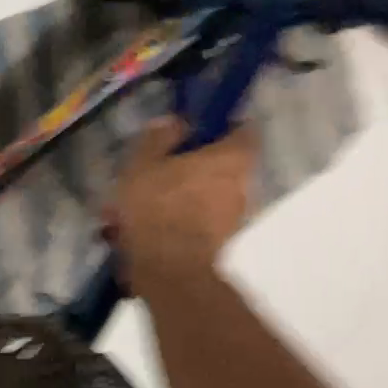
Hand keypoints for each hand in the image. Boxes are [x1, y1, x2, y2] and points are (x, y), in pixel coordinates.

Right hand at [111, 117, 257, 291]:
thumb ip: (157, 139)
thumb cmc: (156, 207)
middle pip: (222, 163)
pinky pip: (201, 218)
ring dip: (183, 195)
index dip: (217, 127)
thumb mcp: (142, 165)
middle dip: (193, 166)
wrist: (169, 267)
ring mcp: (236, 211)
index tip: (190, 135)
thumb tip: (173, 121)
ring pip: (208, 193)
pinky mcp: (222, 238)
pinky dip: (181, 218)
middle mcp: (244, 179)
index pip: (241, 128)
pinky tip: (149, 227)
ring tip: (145, 207)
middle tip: (158, 173)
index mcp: (232, 155)